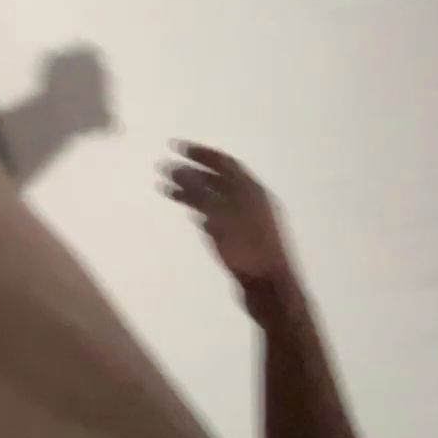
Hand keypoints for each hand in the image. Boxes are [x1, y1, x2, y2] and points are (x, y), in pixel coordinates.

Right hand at [162, 141, 292, 286]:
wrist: (271, 290)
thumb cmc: (247, 249)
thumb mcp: (219, 215)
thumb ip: (197, 191)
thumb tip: (176, 168)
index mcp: (252, 191)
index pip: (224, 162)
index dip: (200, 152)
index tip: (176, 146)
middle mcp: (253, 201)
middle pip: (219, 178)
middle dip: (192, 171)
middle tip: (166, 168)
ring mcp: (250, 220)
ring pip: (217, 197)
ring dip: (193, 191)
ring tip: (168, 190)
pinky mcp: (245, 238)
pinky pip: (219, 214)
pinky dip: (203, 209)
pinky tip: (191, 214)